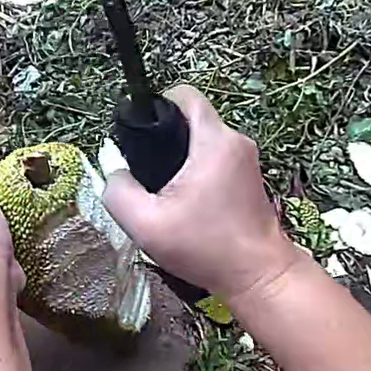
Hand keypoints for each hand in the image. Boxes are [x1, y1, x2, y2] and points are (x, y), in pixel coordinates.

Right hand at [103, 86, 303, 302]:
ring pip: (205, 140)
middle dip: (167, 135)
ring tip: (163, 187)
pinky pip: (217, 157)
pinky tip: (185, 198)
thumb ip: (118, 191)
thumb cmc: (205, 248)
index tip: (141, 132)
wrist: (259, 276)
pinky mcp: (250, 176)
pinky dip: (198, 168)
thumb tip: (111, 166)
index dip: (158, 104)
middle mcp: (235, 141)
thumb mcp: (147, 224)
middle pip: (193, 119)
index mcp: (214, 141)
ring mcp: (247, 159)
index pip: (186, 95)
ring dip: (182, 155)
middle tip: (145, 167)